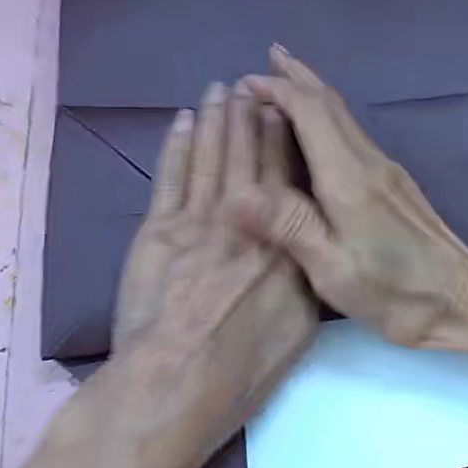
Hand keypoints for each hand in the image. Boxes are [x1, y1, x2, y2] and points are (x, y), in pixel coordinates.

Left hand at [111, 81, 317, 443]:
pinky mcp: (159, 230)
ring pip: (210, 157)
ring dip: (216, 120)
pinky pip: (171, 176)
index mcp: (283, 243)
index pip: (285, 178)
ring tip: (220, 88)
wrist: (173, 384)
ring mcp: (197, 220)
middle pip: (247, 157)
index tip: (282, 109)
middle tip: (249, 83)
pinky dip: (178, 145)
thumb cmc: (243, 368)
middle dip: (248, 116)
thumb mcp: (300, 329)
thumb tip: (308, 245)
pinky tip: (185, 121)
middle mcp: (244, 220)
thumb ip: (306, 276)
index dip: (283, 140)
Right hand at [239, 46, 467, 350]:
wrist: (462, 297)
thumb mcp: (334, 269)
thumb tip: (237, 191)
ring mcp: (386, 169)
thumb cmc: (395, 290)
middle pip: (331, 103)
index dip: (278, 90)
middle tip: (269, 55)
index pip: (311, 112)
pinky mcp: (394, 182)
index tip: (245, 81)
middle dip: (298, 76)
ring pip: (344, 116)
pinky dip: (327, 117)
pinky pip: (352, 133)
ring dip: (313, 93)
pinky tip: (316, 129)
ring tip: (286, 80)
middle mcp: (368, 161)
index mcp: (347, 178)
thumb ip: (289, 227)